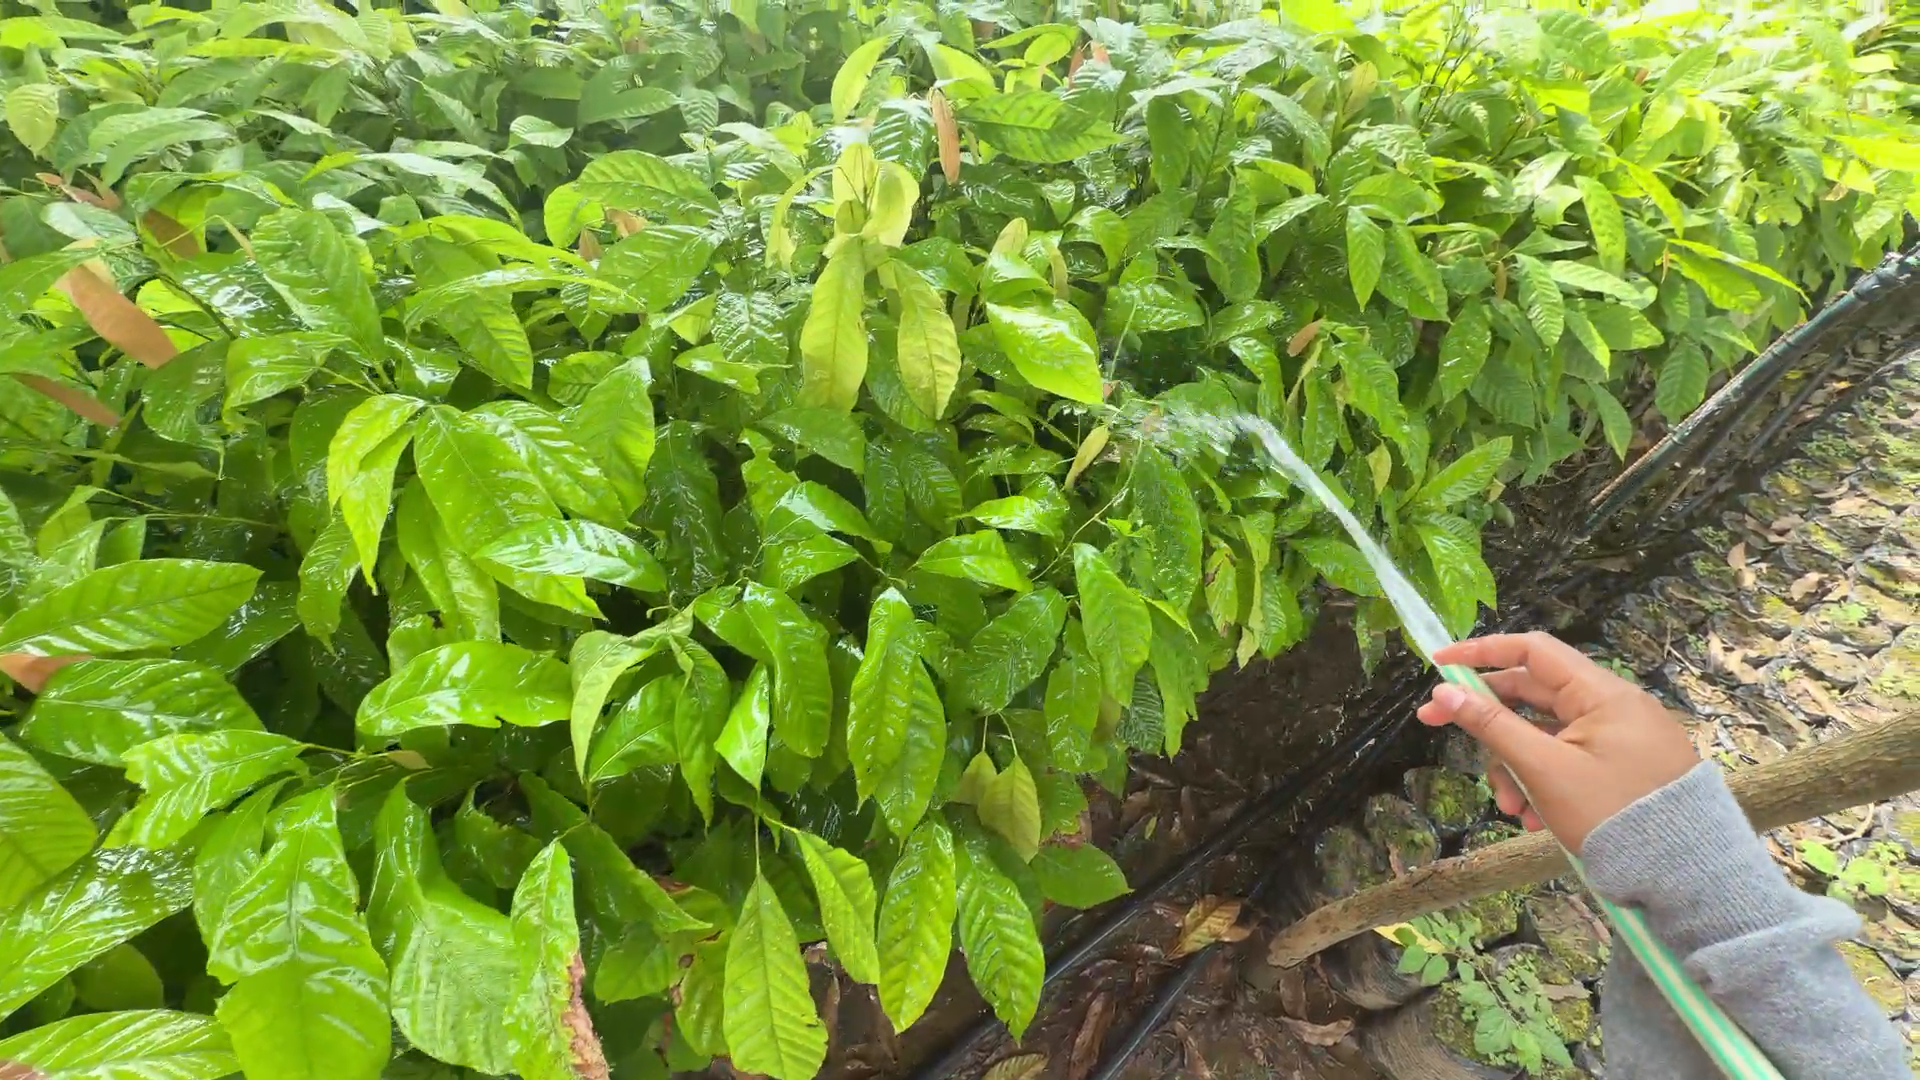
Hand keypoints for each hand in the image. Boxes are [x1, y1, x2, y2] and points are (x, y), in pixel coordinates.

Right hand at [1416, 632, 1698, 853]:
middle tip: (1435, 726)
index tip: (1439, 666)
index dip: (1480, 652)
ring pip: (1543, 732)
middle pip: (1531, 695)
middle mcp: (1615, 709)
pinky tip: (1533, 816)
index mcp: (1604, 696)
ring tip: (1509, 806)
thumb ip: (1489, 724)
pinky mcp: (1623, 769)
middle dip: (1487, 720)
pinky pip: (1565, 758)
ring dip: (1513, 763)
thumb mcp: (1541, 768)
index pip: (1532, 651)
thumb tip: (1443, 692)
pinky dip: (1540, 780)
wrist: (1694, 887)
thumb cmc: (1613, 816)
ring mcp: (1621, 740)